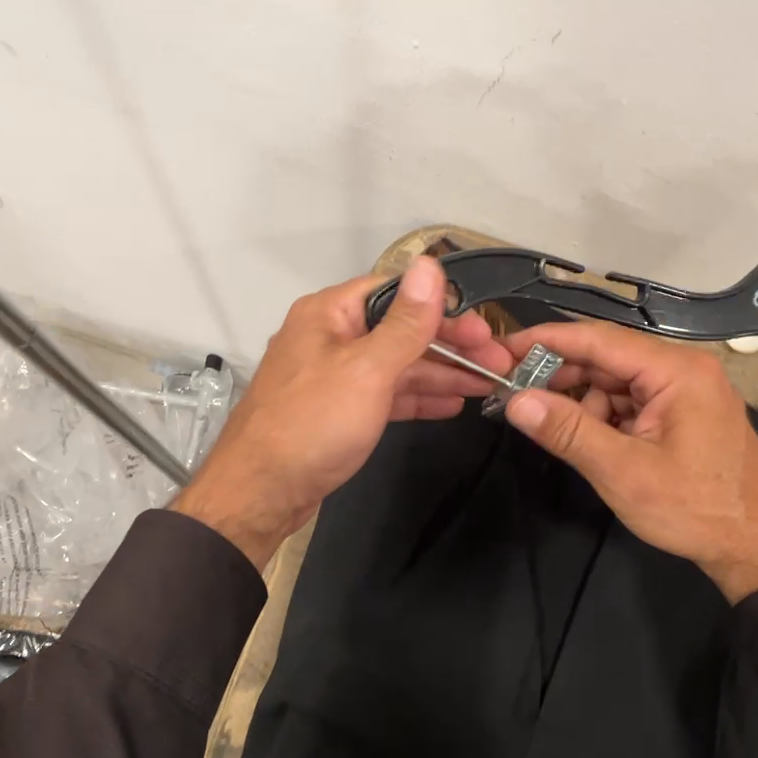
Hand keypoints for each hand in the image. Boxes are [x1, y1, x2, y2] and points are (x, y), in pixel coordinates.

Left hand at [171, 257, 512, 566]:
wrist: (262, 493)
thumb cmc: (311, 425)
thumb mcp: (367, 370)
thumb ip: (405, 323)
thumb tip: (429, 265)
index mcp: (330, 314)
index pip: (397, 293)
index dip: (443, 307)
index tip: (482, 327)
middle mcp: (331, 339)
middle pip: (401, 331)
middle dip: (450, 346)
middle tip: (496, 362)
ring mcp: (335, 378)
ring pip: (397, 367)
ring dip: (441, 374)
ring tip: (487, 384)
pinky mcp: (339, 414)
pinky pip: (385, 396)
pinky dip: (417, 398)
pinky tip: (451, 404)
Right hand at [501, 321, 757, 602]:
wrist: (754, 547)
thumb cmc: (694, 509)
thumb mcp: (622, 471)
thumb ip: (568, 432)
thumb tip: (516, 402)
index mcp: (676, 370)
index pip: (598, 339)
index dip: (546, 342)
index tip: (503, 350)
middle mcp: (685, 370)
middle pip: (608, 359)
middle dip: (562, 378)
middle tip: (516, 398)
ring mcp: (688, 393)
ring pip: (618, 384)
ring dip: (585, 406)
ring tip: (564, 439)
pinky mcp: (686, 416)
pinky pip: (634, 404)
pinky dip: (607, 420)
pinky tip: (594, 445)